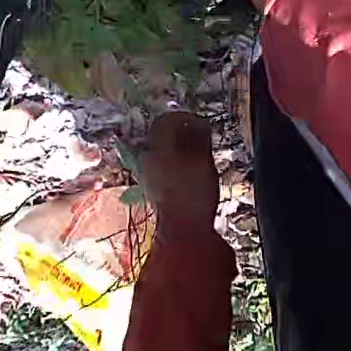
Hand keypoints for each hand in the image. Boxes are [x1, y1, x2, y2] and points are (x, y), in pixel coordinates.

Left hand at [139, 112, 219, 236]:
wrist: (182, 232)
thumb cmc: (194, 194)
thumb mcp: (202, 162)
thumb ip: (200, 139)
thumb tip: (200, 124)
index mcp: (156, 148)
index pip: (166, 121)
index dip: (186, 118)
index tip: (203, 123)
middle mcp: (147, 157)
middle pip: (162, 134)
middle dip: (182, 131)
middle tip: (203, 136)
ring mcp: (147, 172)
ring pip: (162, 150)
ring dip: (179, 146)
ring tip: (200, 153)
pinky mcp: (152, 186)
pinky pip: (162, 163)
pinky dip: (175, 160)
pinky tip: (191, 169)